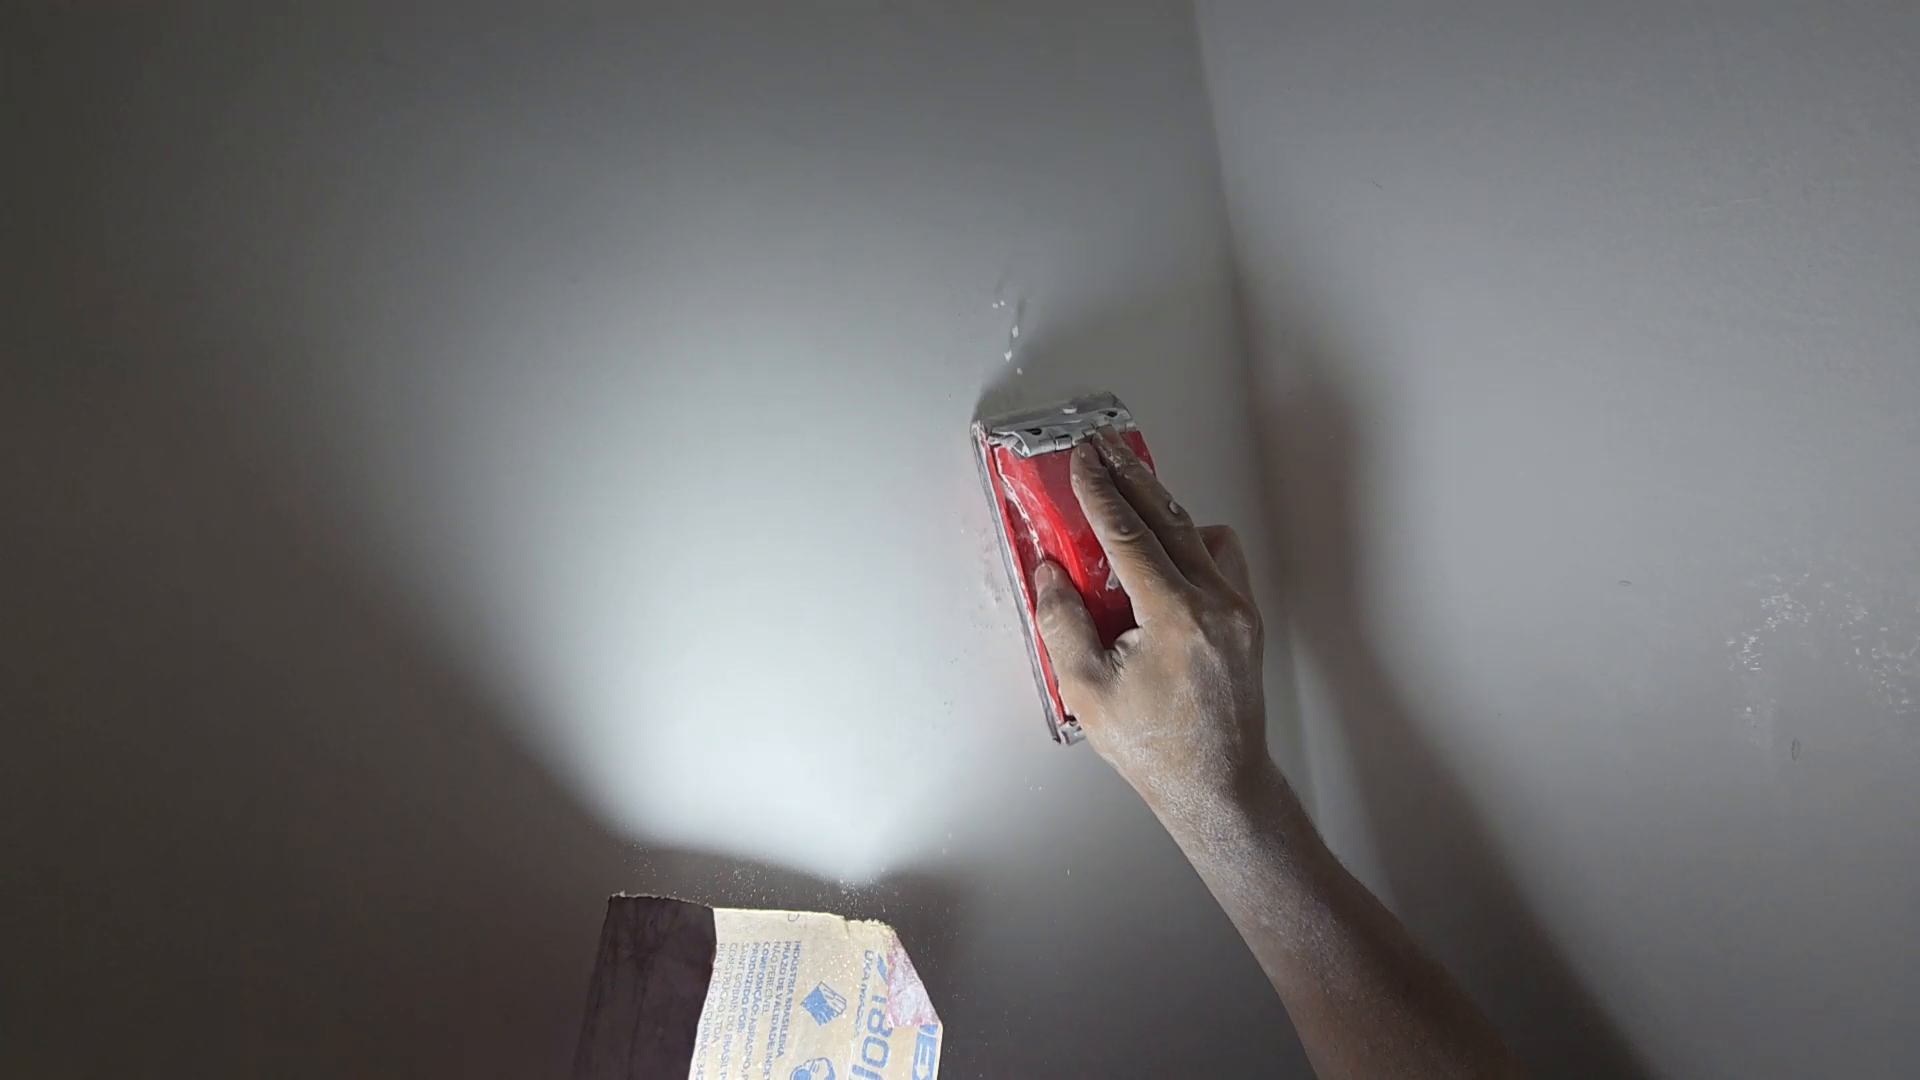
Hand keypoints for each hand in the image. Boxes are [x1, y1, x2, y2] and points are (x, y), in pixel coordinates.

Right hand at [1032, 428, 1269, 817]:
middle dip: (1131, 475)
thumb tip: (1051, 572)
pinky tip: (1166, 550)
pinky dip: (1192, 540)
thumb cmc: (1153, 745)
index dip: (1100, 492)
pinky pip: (1222, 557)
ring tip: (1128, 493)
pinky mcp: (1244, 619)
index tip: (1082, 461)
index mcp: (1175, 617)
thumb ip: (1062, 620)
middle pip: (1169, 516)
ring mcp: (1238, 609)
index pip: (1128, 534)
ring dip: (1162, 507)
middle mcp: (1216, 603)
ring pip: (1201, 531)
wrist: (1215, 784)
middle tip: (1105, 447)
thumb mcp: (1086, 688)